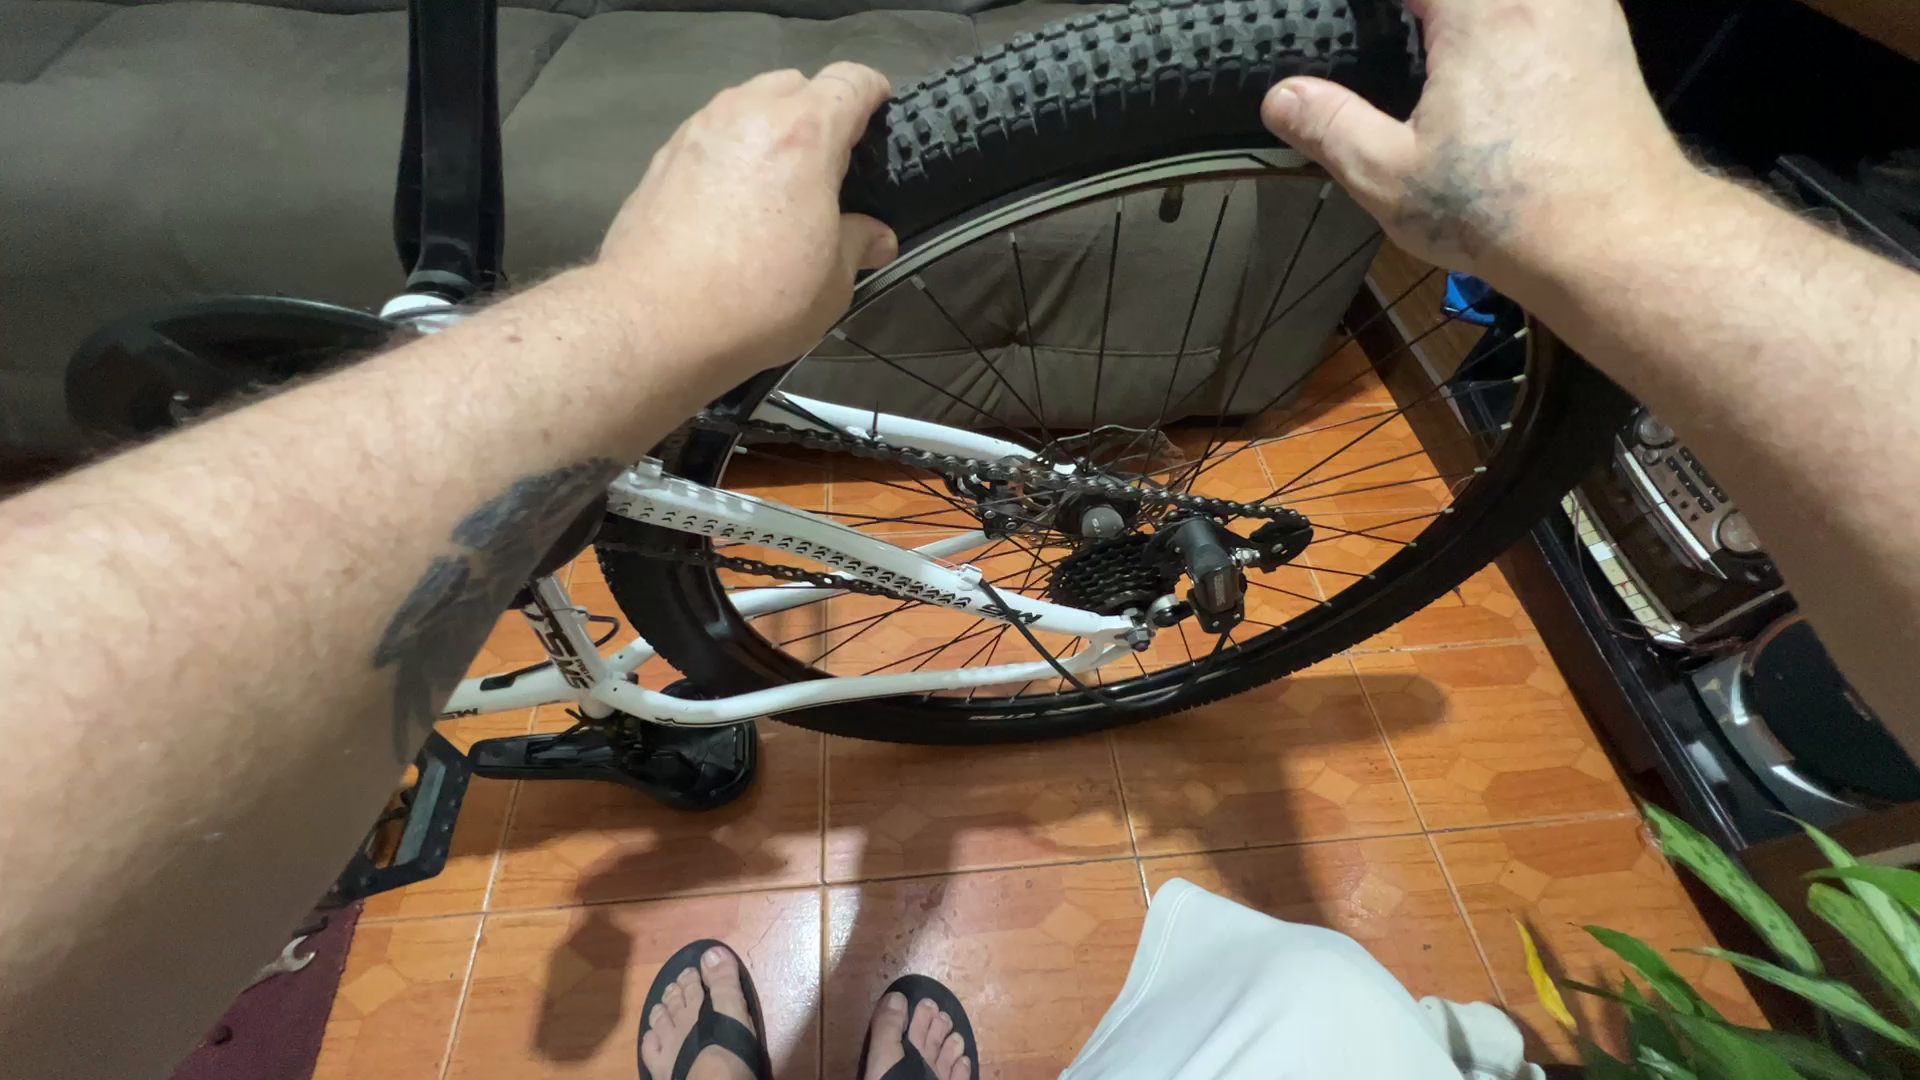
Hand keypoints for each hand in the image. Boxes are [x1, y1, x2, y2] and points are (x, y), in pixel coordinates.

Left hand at [596, 63, 897, 380]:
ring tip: (780, 185)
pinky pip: (713, 136)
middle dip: (819, 111)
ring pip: (748, 106)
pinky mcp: (664, 157)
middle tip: (831, 165)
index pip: (850, 82)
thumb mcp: (832, 284)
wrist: (660, 319)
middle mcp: (749, 115)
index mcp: (805, 135)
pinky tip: (735, 205)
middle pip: (795, 85)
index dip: (873, 93)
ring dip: (772, 131)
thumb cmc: (761, 301)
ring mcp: (699, 129)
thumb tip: (876, 237)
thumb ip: (858, 245)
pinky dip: (734, 154)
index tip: (881, 113)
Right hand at [1261, 0, 1700, 281]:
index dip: (1372, 10)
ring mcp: (1581, 9)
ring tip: (1422, 42)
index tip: (1346, 24)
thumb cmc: (1493, 207)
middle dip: (1419, 13)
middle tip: (1385, 36)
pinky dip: (1505, 21)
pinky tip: (1483, 64)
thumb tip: (1280, 96)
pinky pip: (1542, 7)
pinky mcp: (1602, 39)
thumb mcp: (1384, 174)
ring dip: (1462, 19)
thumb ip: (1329, 126)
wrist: (1603, 234)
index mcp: (1479, 13)